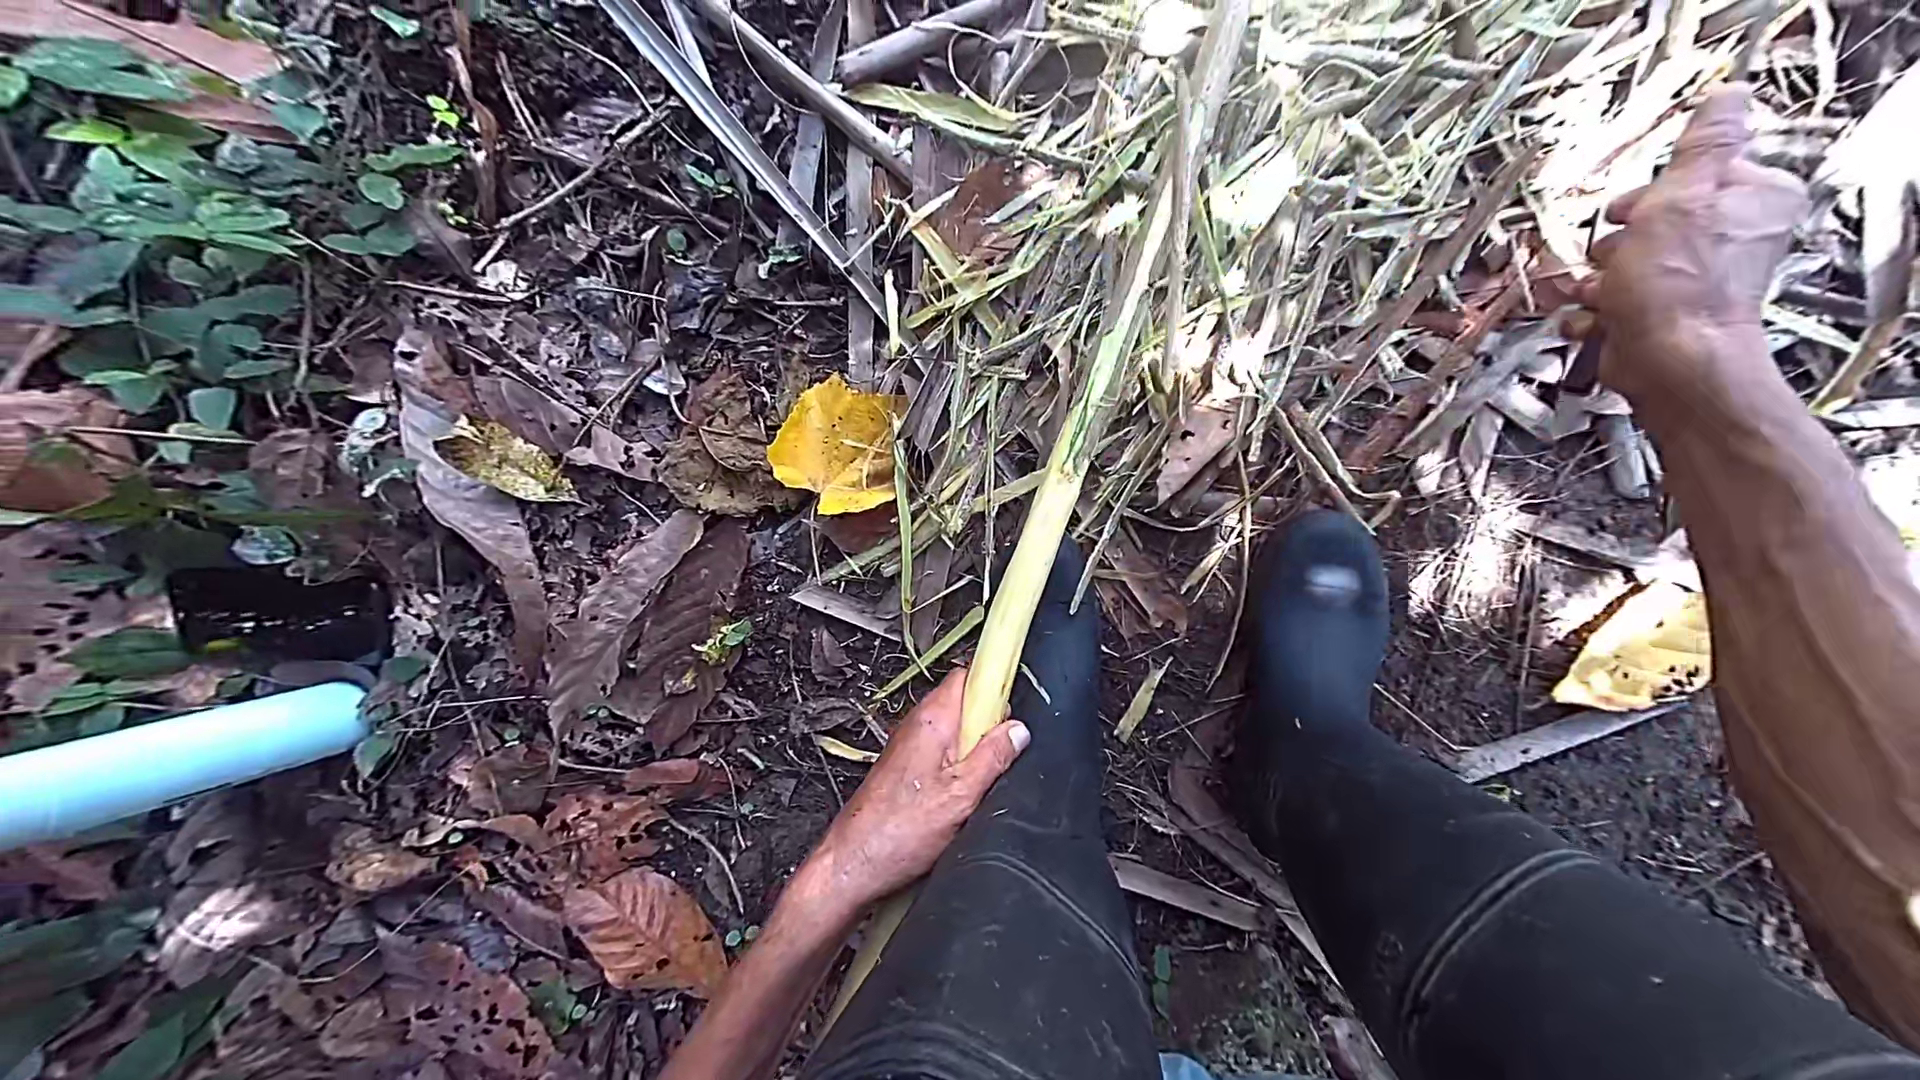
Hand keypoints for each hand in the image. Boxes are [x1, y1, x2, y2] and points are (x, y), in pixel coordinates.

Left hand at [798, 668, 1028, 914]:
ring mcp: (911, 743)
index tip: (1012, 708)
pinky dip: (956, 768)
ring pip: (957, 730)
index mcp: (932, 719)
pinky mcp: (907, 764)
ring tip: (971, 785)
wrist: (854, 861)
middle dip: (988, 727)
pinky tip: (954, 798)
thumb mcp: (961, 795)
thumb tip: (1018, 731)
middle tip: (993, 760)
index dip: (995, 685)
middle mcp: (919, 723)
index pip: (969, 674)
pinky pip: (943, 752)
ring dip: (972, 751)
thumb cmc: (895, 831)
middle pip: (967, 703)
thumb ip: (994, 758)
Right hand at [1576, 84, 1808, 406]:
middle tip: (1611, 256)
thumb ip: (1702, 147)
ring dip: (1594, 282)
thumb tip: (1725, 98)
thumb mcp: (1682, 198)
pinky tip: (1596, 317)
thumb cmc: (1675, 288)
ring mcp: (1687, 283)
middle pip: (1644, 227)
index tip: (1628, 212)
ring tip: (1599, 293)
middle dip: (1612, 246)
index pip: (1687, 180)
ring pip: (1617, 269)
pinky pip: (1606, 305)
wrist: (1664, 358)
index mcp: (1750, 201)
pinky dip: (1591, 313)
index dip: (1647, 196)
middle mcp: (1725, 241)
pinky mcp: (1654, 317)